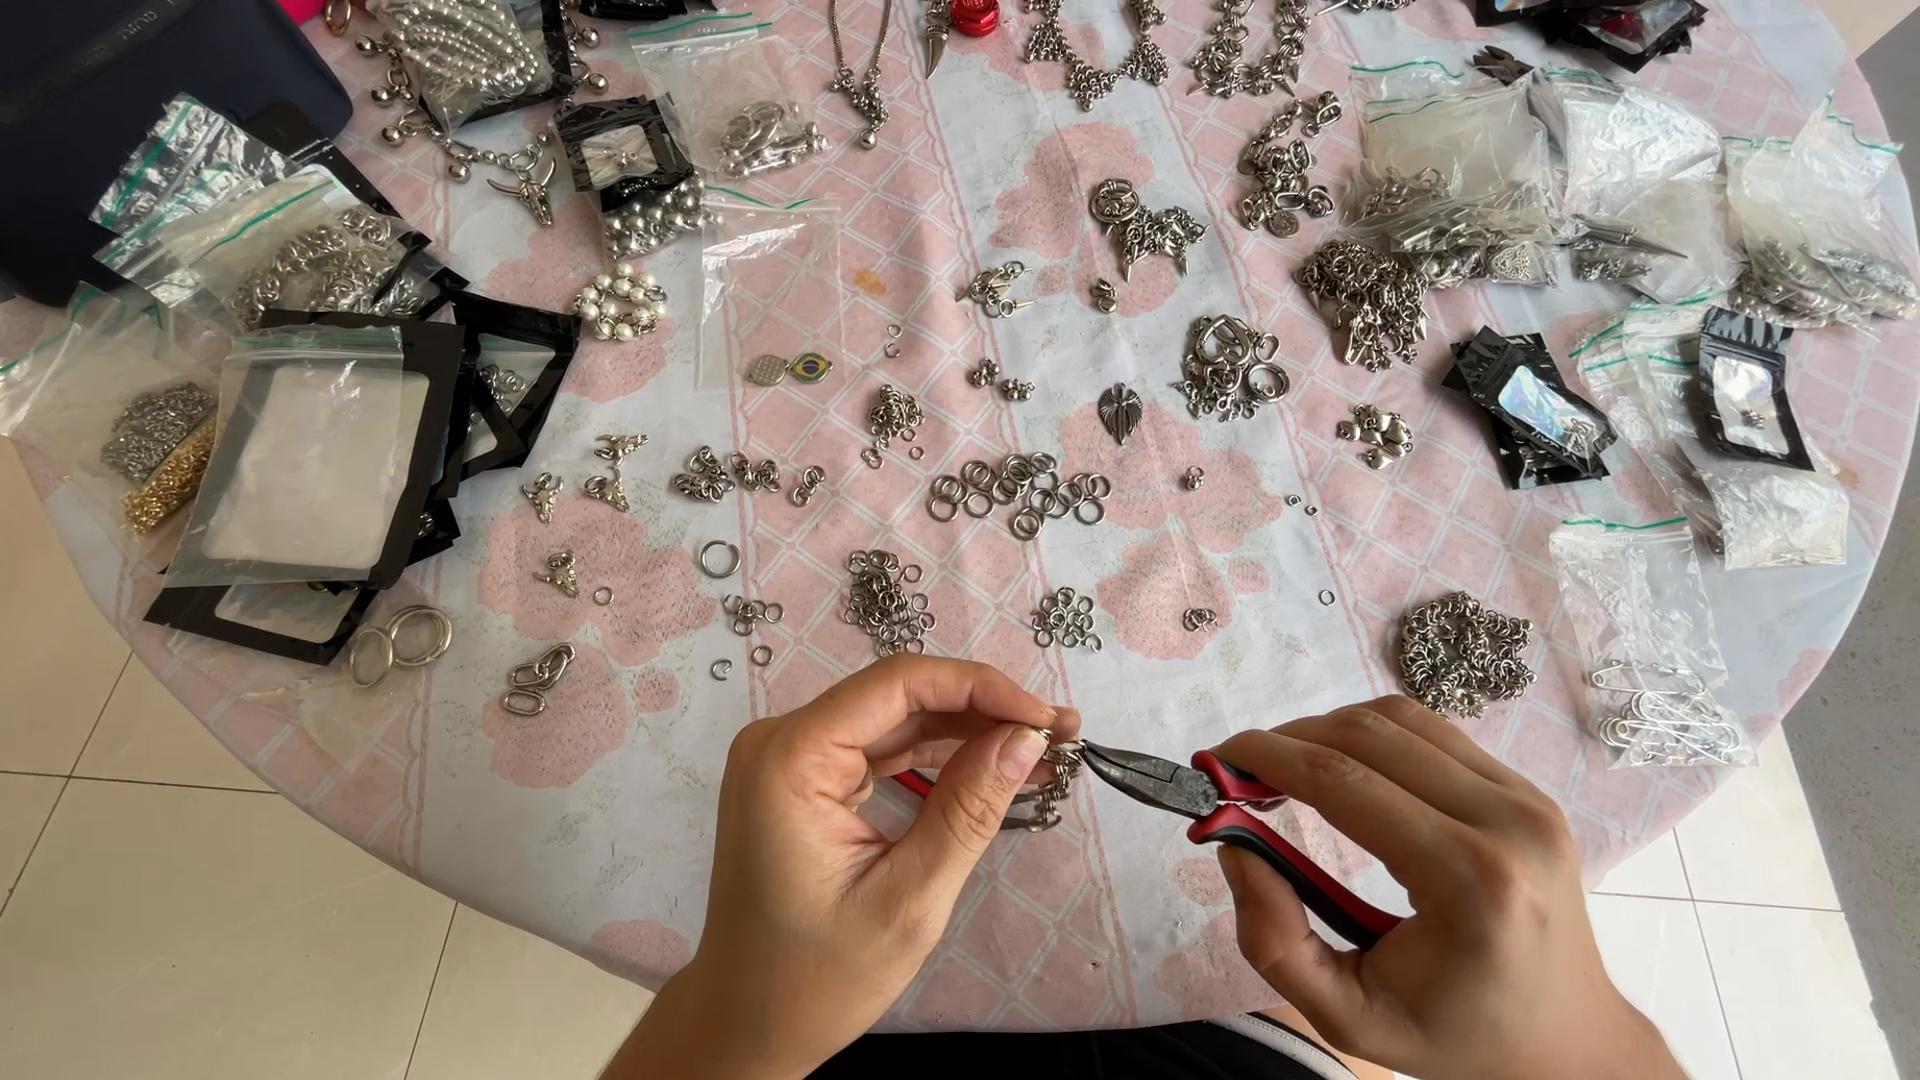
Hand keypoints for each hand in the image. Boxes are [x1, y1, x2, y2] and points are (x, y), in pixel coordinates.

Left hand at [603, 656, 1077, 1079]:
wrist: (747, 1026)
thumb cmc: (819, 979)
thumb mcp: (910, 899)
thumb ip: (969, 809)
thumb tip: (1027, 737)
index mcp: (791, 757)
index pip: (899, 684)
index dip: (980, 687)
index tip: (1045, 716)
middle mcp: (785, 737)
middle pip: (900, 695)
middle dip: (984, 708)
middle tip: (1058, 731)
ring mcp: (795, 753)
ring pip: (899, 715)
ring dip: (969, 727)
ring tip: (1039, 745)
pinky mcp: (810, 772)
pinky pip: (884, 744)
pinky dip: (940, 751)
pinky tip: (992, 760)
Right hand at [1213, 696, 1683, 1079]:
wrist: (1568, 1043)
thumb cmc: (1453, 1034)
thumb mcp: (1346, 1017)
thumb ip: (1273, 941)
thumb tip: (1235, 847)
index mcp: (1472, 883)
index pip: (1343, 782)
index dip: (1266, 757)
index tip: (1216, 763)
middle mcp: (1507, 822)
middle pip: (1364, 736)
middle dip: (1284, 739)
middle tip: (1240, 770)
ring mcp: (1525, 796)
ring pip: (1394, 718)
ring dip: (1322, 729)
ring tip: (1286, 767)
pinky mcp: (1524, 787)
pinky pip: (1426, 729)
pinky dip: (1365, 732)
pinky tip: (1342, 765)